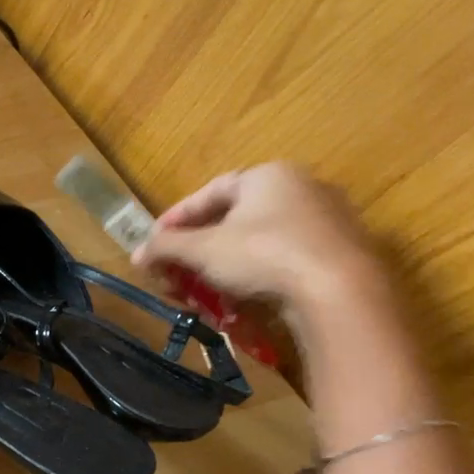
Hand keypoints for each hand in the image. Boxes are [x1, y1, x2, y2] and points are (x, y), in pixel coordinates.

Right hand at [133, 162, 391, 322]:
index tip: (152, 244)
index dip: (173, 220)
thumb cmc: (261, 255)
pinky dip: (248, 274)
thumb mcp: (200, 249)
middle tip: (171, 273)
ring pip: (251, 241)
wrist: (336, 288)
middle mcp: (298, 187)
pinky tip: (232, 297)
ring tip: (197, 292)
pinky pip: (276, 256)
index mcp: (267, 176)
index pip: (207, 193)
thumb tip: (137, 253)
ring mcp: (321, 217)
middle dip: (193, 250)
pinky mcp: (333, 248)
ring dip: (216, 266)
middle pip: (229, 219)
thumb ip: (164, 247)